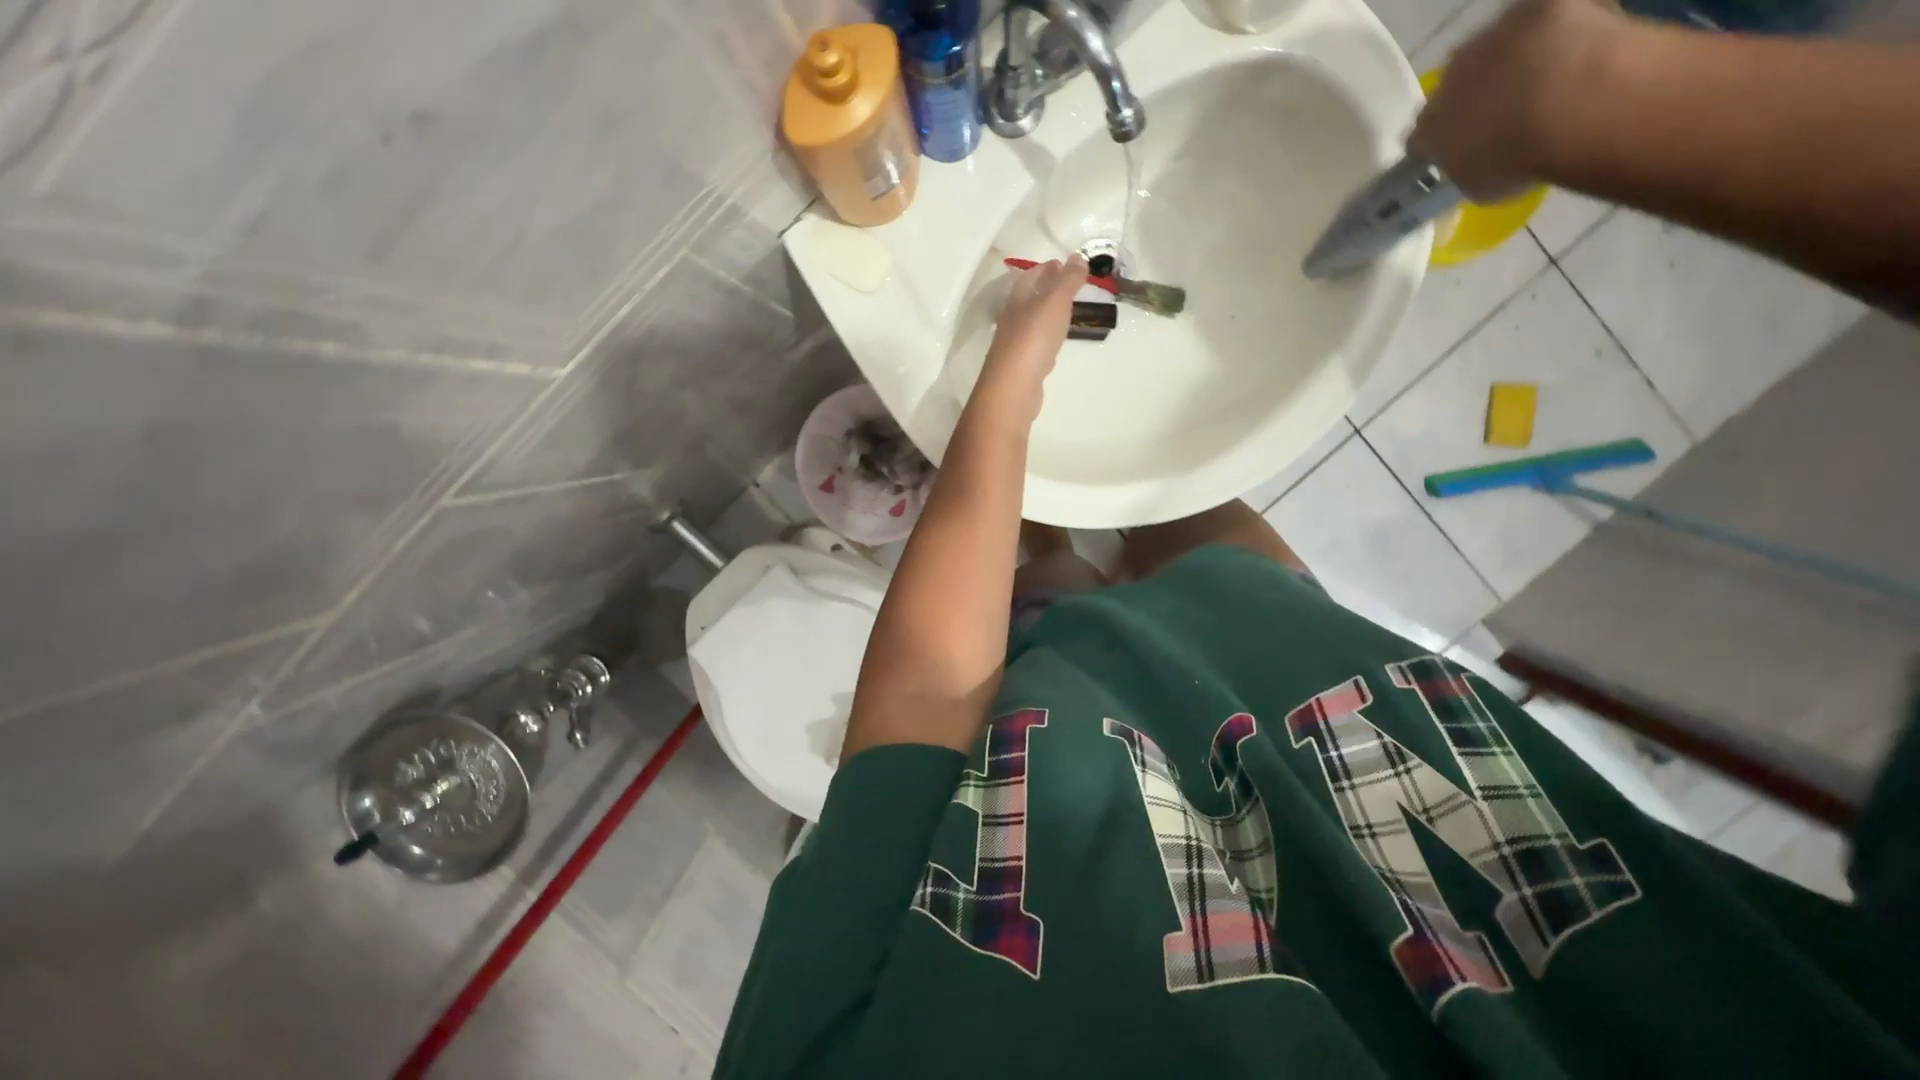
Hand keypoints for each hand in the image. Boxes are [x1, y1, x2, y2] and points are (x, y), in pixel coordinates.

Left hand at [976, 255, 1086, 419]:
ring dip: (1047, 312)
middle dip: (1047, 288)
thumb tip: (1078, 256)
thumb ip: (1068, 280)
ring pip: (1032, 320)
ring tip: (1067, 310)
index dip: (1048, 268)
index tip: (1065, 264)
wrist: (1014, 386)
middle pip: (1029, 297)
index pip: (1031, 276)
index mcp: (1018, 299)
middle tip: (1071, 285)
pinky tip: (1055, 342)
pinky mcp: (1021, 365)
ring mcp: (1015, 343)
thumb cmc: (1034, 338)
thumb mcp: (1055, 302)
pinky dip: (1046, 336)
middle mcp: (1012, 318)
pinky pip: (1036, 343)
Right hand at [1408, 0, 1627, 201]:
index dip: (1441, 146)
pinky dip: (1552, 34)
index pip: (1421, 138)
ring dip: (1511, 64)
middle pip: (1454, 87)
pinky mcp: (1535, 7)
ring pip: (1493, 51)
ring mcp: (1489, 38)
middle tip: (1508, 116)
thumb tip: (1471, 163)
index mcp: (1429, 127)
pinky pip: (1539, 20)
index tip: (1464, 154)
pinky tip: (1575, 51)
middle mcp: (1448, 78)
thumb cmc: (1519, 159)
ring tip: (1547, 83)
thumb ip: (1467, 170)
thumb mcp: (1482, 187)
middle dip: (1475, 98)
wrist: (1569, 103)